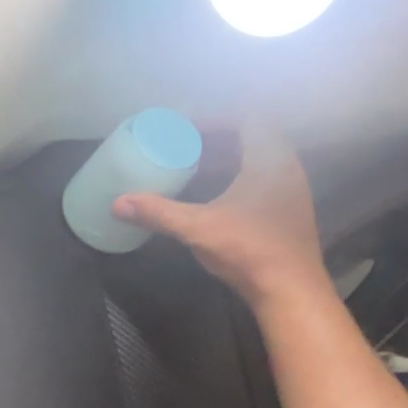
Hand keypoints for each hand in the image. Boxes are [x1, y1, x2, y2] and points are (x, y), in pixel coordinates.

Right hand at [112, 124, 327, 304]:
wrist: (289, 289)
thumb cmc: (248, 248)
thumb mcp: (197, 228)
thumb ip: (159, 212)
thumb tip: (118, 203)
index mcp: (269, 159)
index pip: (248, 118)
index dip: (216, 119)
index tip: (187, 129)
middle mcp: (285, 167)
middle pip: (252, 139)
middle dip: (216, 141)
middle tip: (184, 149)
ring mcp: (290, 191)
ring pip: (256, 163)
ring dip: (225, 163)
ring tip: (193, 173)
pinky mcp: (286, 213)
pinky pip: (260, 183)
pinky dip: (235, 182)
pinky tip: (212, 201)